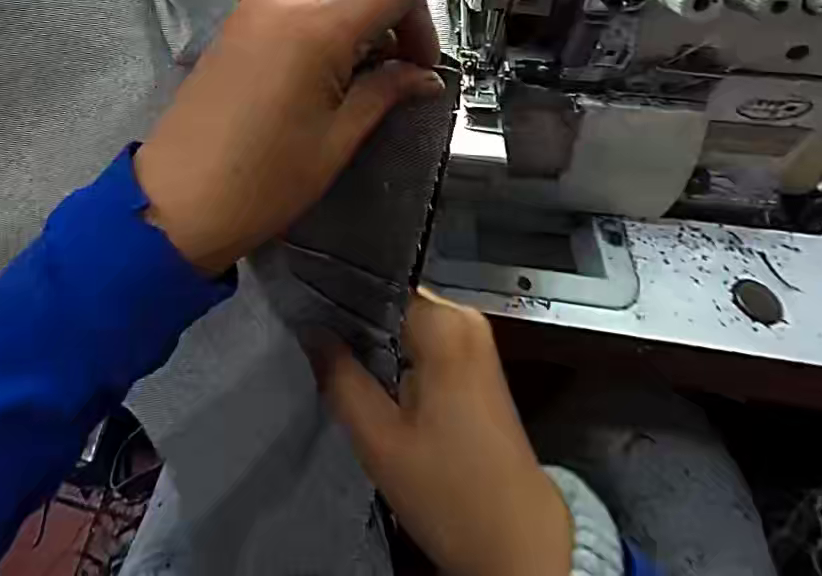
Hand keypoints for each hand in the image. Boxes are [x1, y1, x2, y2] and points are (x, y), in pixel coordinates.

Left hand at [135, 0, 442, 273]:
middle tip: (394, 87)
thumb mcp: (338, 139)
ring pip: (331, 8)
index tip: (420, 66)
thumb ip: (387, 91)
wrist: (170, 204)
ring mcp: (252, 13)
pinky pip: (298, 20)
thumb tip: (425, 77)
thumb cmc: (262, 180)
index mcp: (315, 27)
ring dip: (356, 41)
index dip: (421, 21)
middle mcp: (282, 3)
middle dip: (391, 34)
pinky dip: (324, 42)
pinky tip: (317, 87)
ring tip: (352, 94)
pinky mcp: (236, 29)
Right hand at [317, 290, 573, 575]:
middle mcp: (464, 317)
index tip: (304, 308)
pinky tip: (370, 373)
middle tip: (312, 339)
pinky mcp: (476, 358)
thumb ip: (341, 379)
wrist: (516, 534)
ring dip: (375, 339)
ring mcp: (474, 337)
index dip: (341, 298)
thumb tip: (311, 330)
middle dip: (356, 320)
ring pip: (408, 321)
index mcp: (447, 325)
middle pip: (395, 302)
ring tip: (333, 355)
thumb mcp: (381, 441)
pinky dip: (397, 352)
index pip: (381, 288)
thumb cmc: (449, 489)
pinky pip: (425, 338)